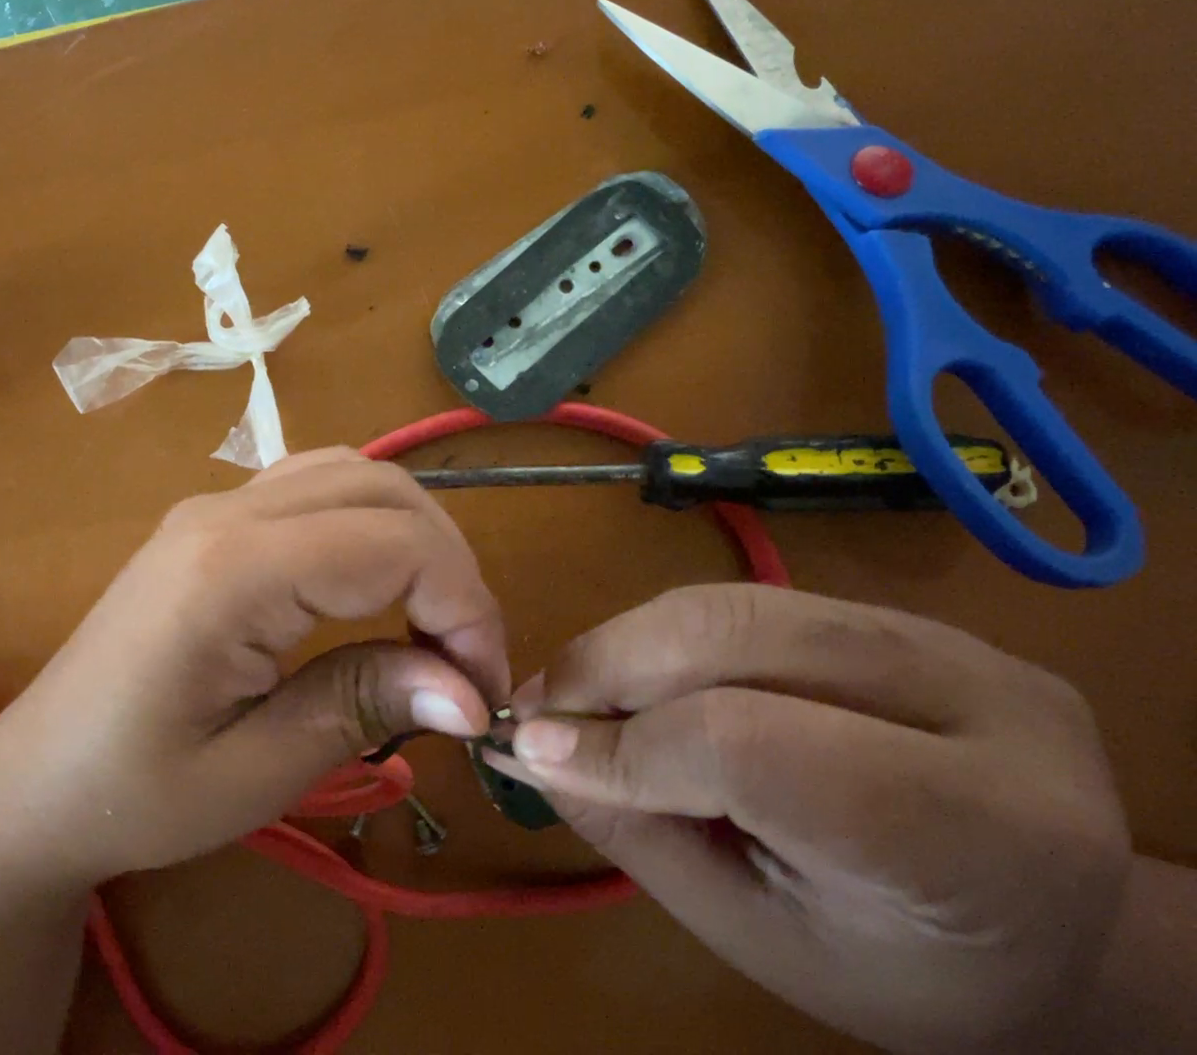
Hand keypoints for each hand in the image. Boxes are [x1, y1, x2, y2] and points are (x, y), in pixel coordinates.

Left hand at [0, 447, 508, 887]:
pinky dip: (364, 525)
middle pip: (382, 492)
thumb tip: (470, 691)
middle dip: (449, 568)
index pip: (394, 543)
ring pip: (349, 475)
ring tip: (428, 624)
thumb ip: (362, 706)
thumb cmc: (133, 795)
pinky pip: (308, 490)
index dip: (464, 608)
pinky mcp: (203, 525)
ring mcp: (208, 509)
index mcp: (232, 570)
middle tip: (464, 664)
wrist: (34, 782)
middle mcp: (223, 513)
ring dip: (411, 537)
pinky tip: (369, 588)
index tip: (480, 692)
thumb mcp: (255, 770)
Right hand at [489, 584, 1130, 1054]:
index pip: (752, 744)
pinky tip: (643, 683)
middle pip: (735, 637)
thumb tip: (529, 752)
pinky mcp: (907, 618)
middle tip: (540, 715)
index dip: (623, 744)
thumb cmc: (895, 967)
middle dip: (608, 666)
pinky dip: (667, 637)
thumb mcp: (756, 934)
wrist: (1041, 930)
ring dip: (628, 644)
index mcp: (973, 830)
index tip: (532, 755)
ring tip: (580, 698)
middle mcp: (978, 701)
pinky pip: (750, 603)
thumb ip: (639, 833)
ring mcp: (949, 641)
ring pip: (732, 602)